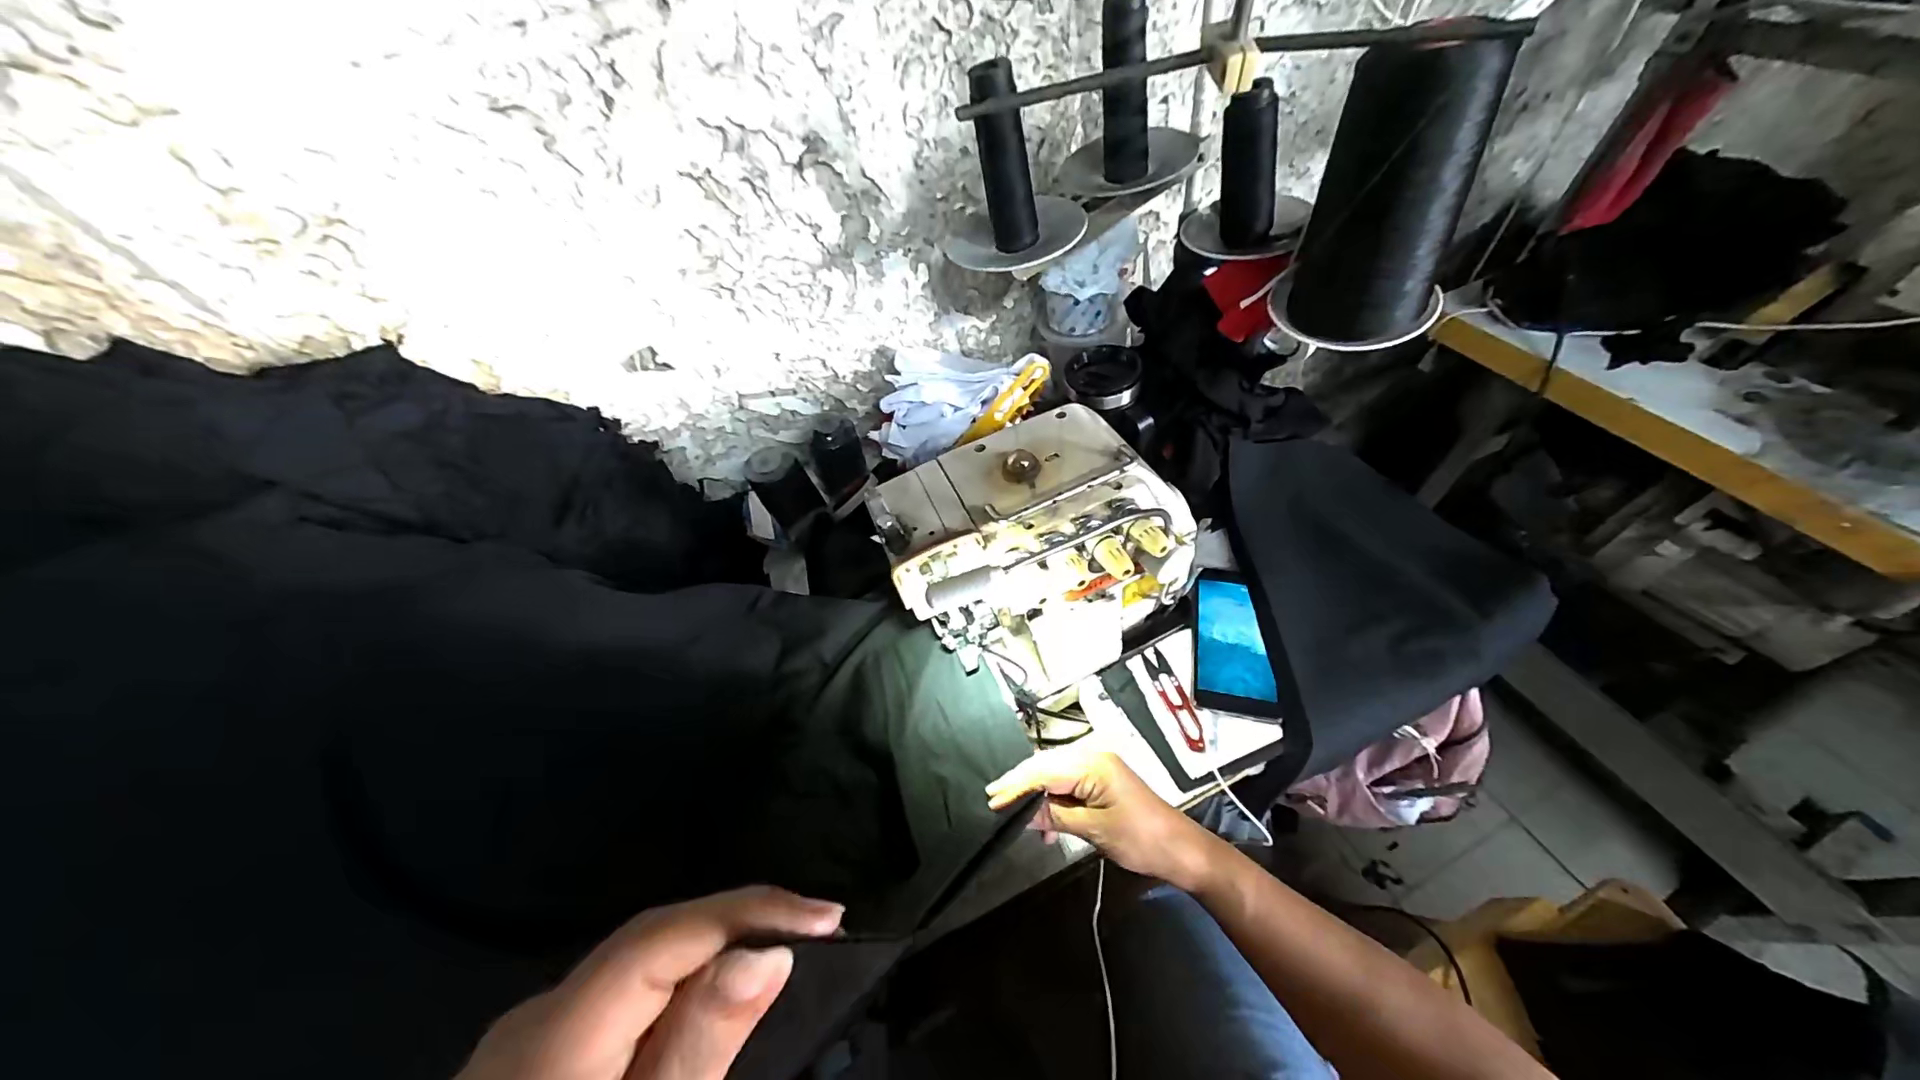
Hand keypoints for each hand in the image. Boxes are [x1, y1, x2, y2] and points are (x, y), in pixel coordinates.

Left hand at [456, 886, 843, 1079]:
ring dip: (716, 954)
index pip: (662, 935)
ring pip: (642, 968)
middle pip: (654, 943)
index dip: (750, 910)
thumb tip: (768, 953)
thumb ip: (698, 1049)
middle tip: (818, 934)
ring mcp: (526, 1041)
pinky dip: (681, 990)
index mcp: (549, 1036)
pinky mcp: (534, 1063)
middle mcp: (534, 1018)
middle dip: (739, 926)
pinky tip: (715, 1001)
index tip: (830, 918)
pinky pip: (625, 1002)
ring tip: (785, 955)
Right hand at [986, 748, 1218, 890]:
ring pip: (1053, 772)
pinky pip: (1066, 781)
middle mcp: (1093, 755)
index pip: (1042, 771)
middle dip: (1019, 784)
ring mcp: (1098, 765)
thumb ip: (1054, 817)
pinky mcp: (1101, 778)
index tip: (992, 802)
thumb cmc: (1141, 839)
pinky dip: (1051, 797)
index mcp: (1092, 763)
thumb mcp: (1094, 830)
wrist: (1181, 849)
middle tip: (993, 801)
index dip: (1015, 787)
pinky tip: (1043, 819)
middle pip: (1045, 765)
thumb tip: (1021, 814)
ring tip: (1013, 812)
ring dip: (1034, 792)